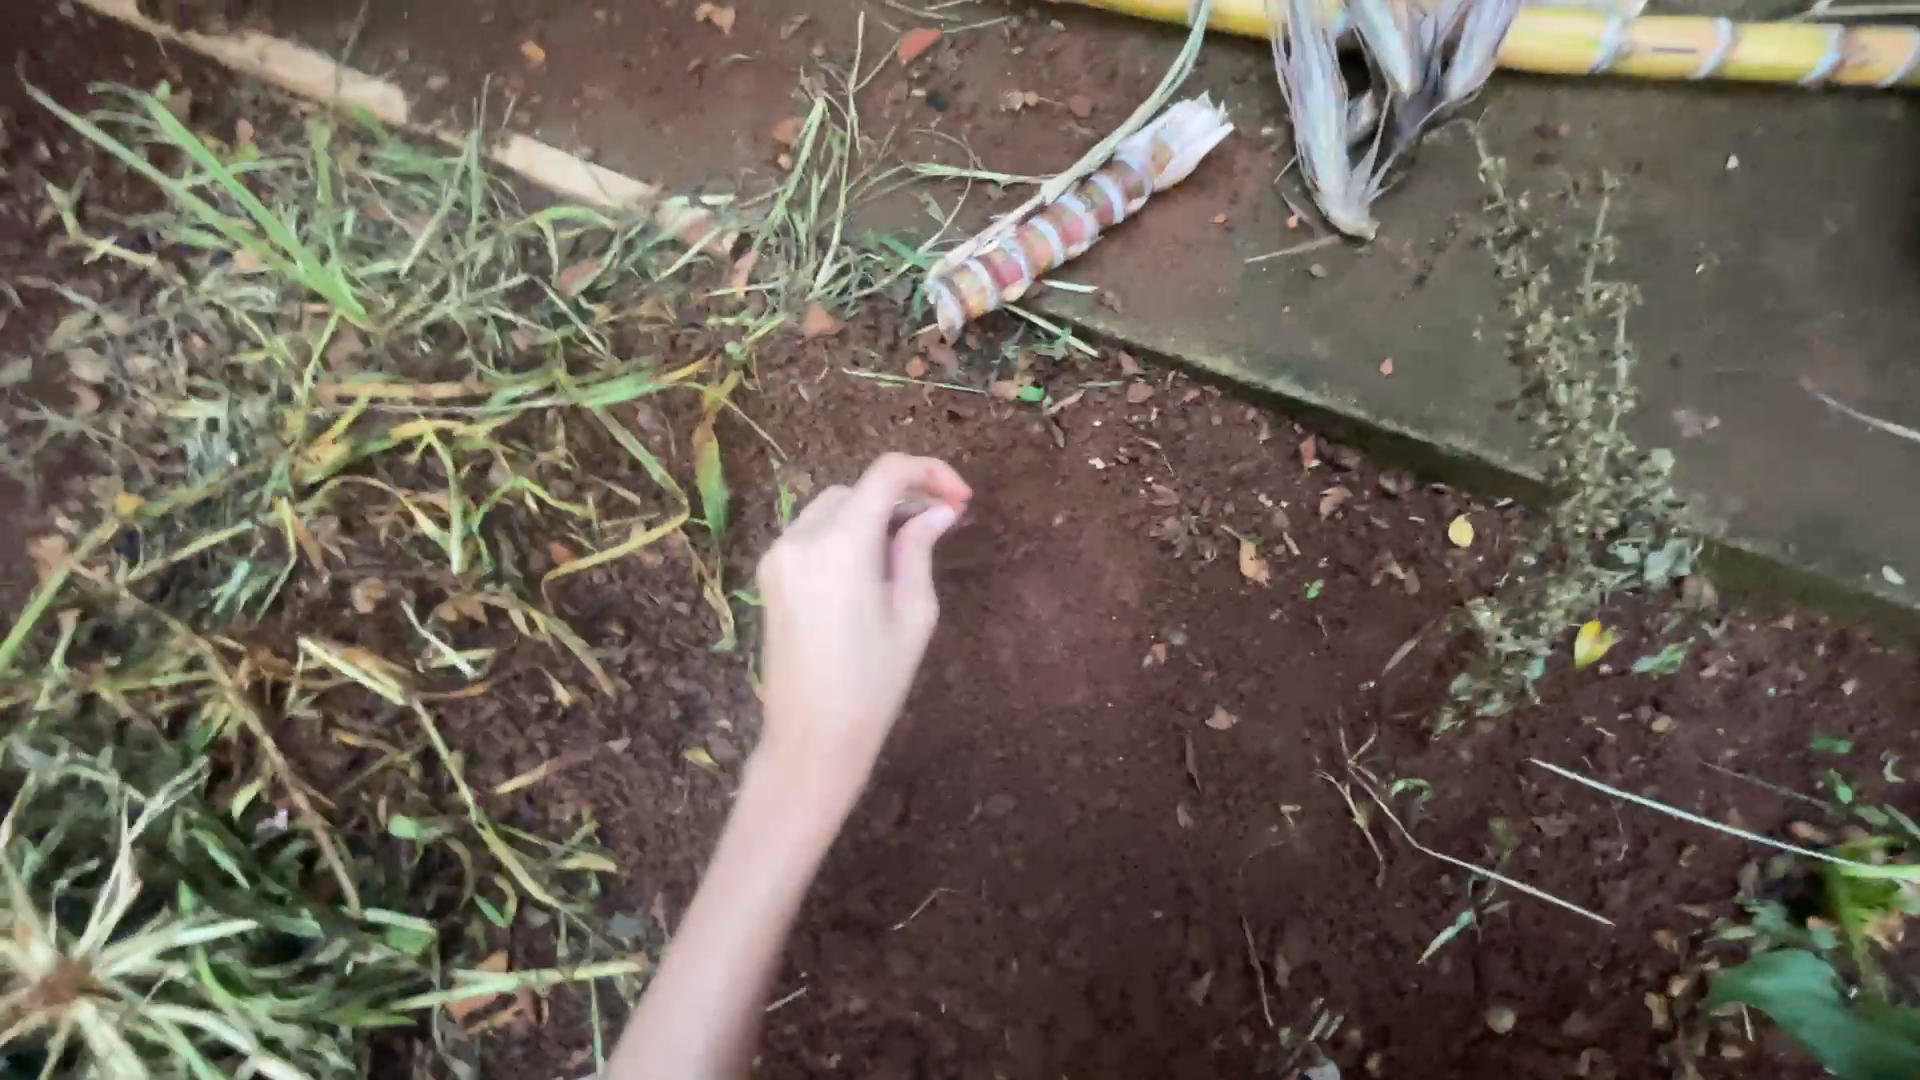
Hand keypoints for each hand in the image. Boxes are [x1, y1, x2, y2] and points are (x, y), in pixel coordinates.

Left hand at [751, 453, 971, 823]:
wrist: (812, 739)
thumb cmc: (874, 684)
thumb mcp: (913, 614)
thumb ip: (920, 550)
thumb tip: (939, 512)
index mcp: (840, 545)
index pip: (886, 474)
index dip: (930, 472)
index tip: (961, 498)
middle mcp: (800, 538)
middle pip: (858, 490)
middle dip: (901, 497)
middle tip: (940, 524)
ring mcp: (778, 555)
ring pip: (832, 507)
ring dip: (871, 513)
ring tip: (907, 548)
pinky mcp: (770, 575)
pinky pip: (811, 533)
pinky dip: (844, 533)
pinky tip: (870, 565)